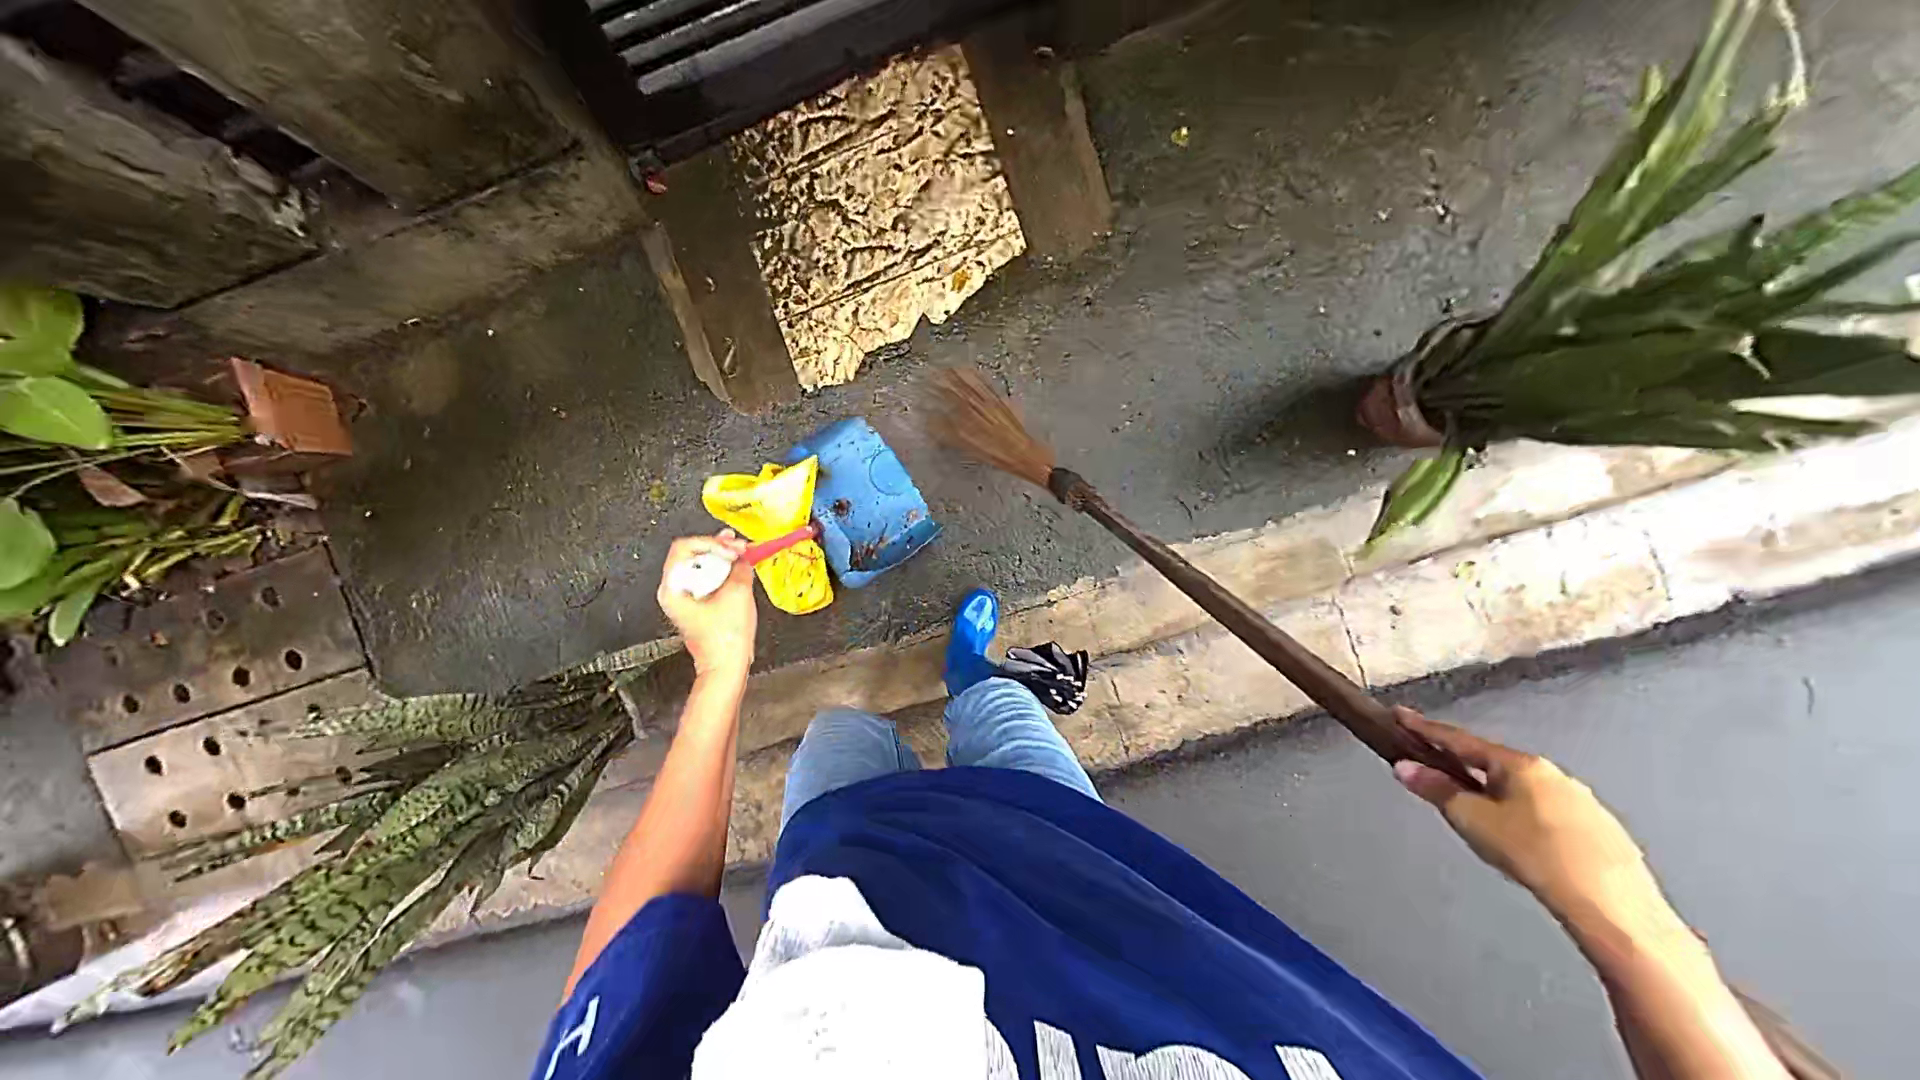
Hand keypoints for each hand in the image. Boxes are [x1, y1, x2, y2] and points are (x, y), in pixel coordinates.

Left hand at [656, 532, 756, 679]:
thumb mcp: (738, 594)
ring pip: (701, 566)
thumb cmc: (725, 641)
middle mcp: (674, 591)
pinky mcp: (698, 604)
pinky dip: (723, 571)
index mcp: (673, 588)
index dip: (712, 543)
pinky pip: (708, 579)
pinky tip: (738, 568)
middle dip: (718, 547)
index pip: (685, 548)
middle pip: (692, 554)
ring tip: (742, 554)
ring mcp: (686, 598)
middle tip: (739, 547)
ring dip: (723, 558)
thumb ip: (740, 567)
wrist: (726, 667)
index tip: (732, 549)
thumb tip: (743, 556)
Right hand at [1391, 708, 1667, 931]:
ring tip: (1477, 814)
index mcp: (1519, 764)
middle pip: (1492, 763)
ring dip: (1492, 792)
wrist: (1614, 908)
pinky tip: (1520, 839)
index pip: (1459, 740)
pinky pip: (1545, 810)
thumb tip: (1405, 766)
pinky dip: (1521, 813)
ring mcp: (1581, 801)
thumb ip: (1436, 789)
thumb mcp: (1471, 820)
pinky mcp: (1599, 830)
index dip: (1425, 728)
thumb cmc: (1533, 854)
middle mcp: (1552, 774)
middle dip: (1461, 765)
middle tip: (1434, 771)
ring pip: (1520, 788)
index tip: (1400, 714)